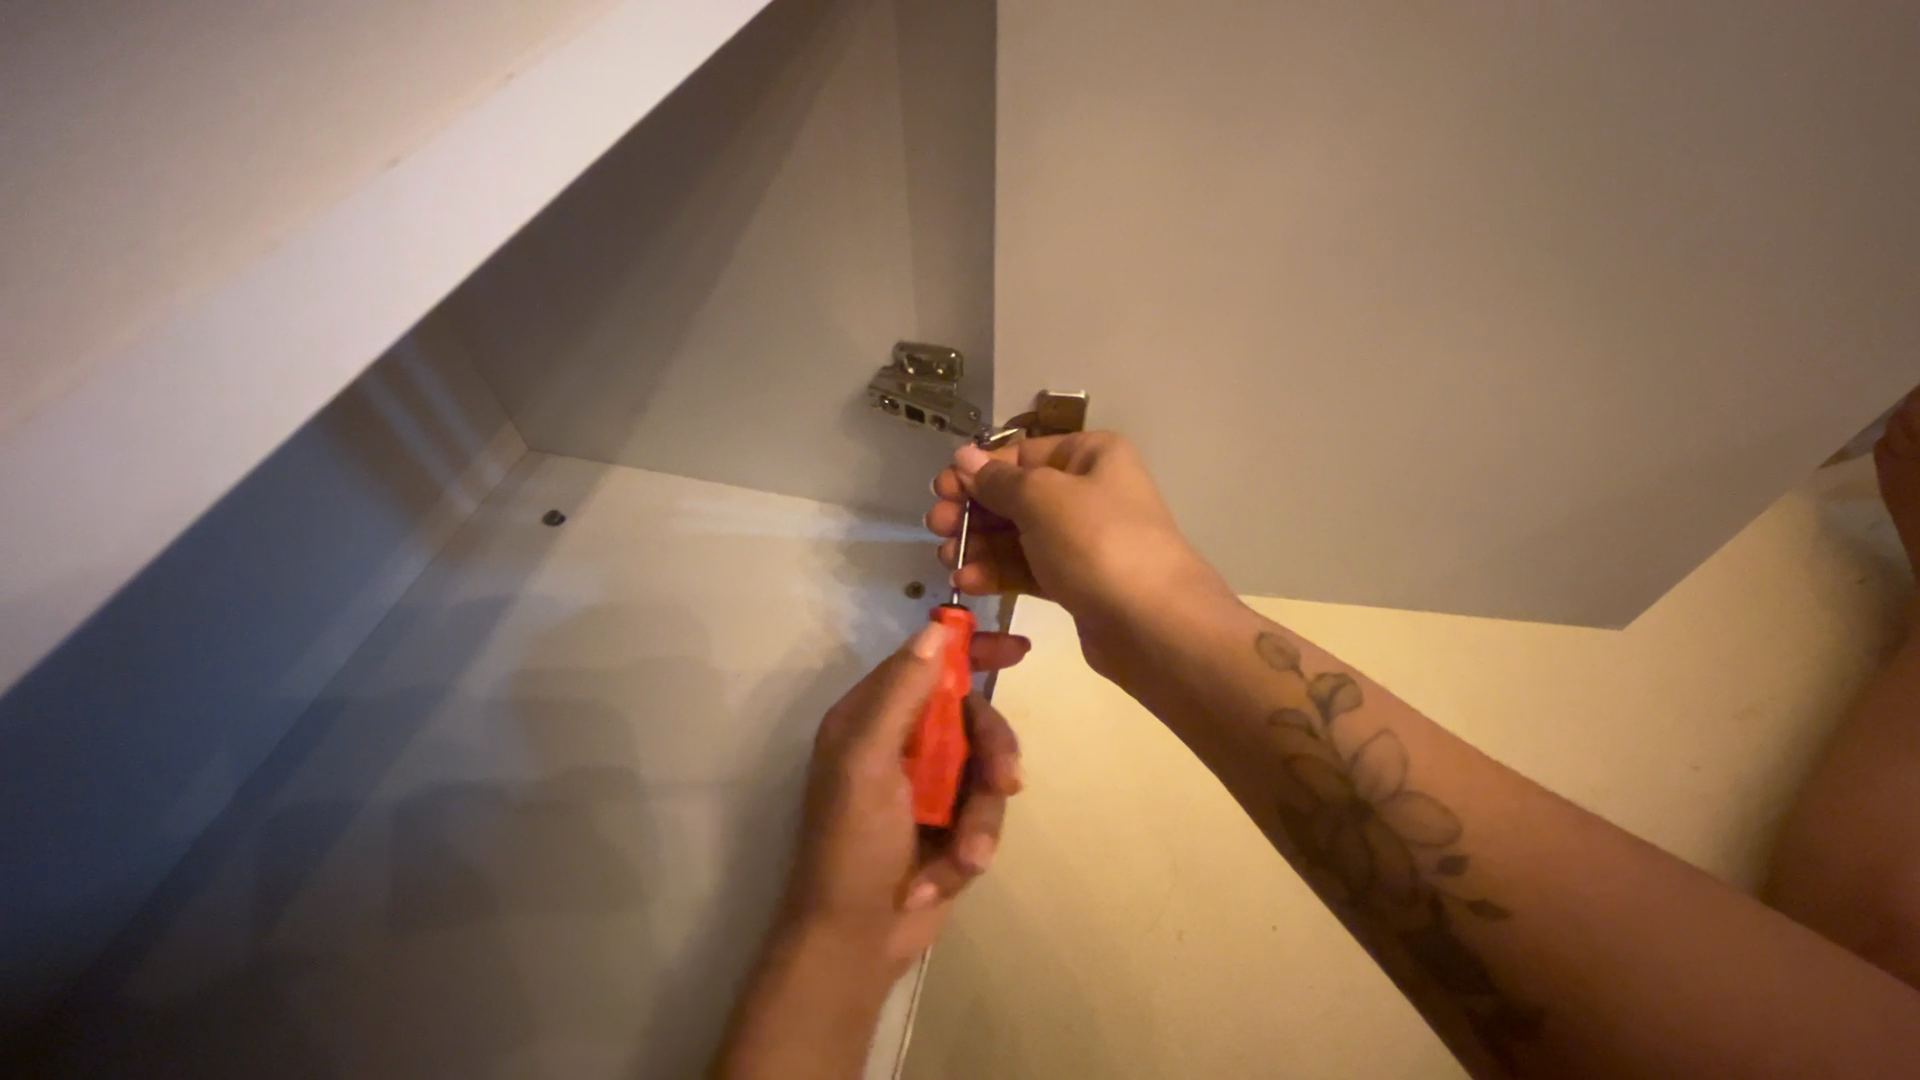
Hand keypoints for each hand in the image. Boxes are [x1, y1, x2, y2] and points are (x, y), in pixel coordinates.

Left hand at [775, 620, 1026, 980]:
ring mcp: (931, 782)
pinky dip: (975, 841)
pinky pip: (987, 810)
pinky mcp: (953, 821)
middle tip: (1004, 779)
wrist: (856, 940)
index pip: (927, 663)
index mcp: (872, 717)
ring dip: (982, 813)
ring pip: (988, 765)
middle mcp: (902, 741)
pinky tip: (954, 870)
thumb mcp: (867, 761)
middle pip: (971, 714)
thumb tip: (937, 627)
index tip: (1016, 648)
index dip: (970, 649)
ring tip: (967, 853)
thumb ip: (901, 694)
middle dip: (992, 748)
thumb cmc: (850, 844)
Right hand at [926, 432, 1234, 667]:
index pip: (1022, 454)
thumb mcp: (1042, 498)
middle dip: (973, 511)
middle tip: (936, 526)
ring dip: (979, 546)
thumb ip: (997, 481)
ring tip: (946, 560)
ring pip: (1017, 535)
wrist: (1152, 624)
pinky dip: (996, 573)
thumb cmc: (1097, 542)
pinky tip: (967, 583)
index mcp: (1091, 456)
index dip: (979, 470)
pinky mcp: (1075, 582)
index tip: (941, 489)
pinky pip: (1028, 568)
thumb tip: (964, 458)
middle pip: (1016, 496)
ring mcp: (1082, 541)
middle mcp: (1088, 492)